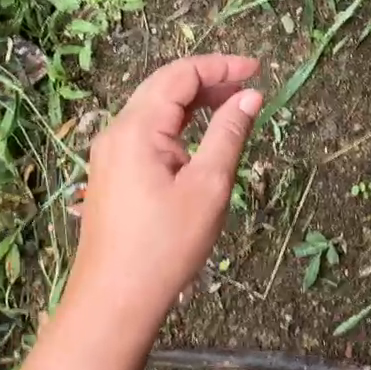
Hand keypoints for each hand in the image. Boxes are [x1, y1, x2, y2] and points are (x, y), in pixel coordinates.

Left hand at [65, 54, 263, 334]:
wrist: (113, 303)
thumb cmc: (166, 244)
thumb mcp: (209, 185)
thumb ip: (229, 132)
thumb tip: (251, 95)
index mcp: (137, 128)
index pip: (181, 75)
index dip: (221, 66)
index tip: (259, 69)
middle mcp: (117, 132)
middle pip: (165, 85)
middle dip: (209, 78)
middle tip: (250, 84)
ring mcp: (111, 153)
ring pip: (156, 107)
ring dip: (196, 99)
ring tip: (235, 104)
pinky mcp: (113, 173)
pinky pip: (149, 129)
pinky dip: (181, 121)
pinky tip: (204, 134)